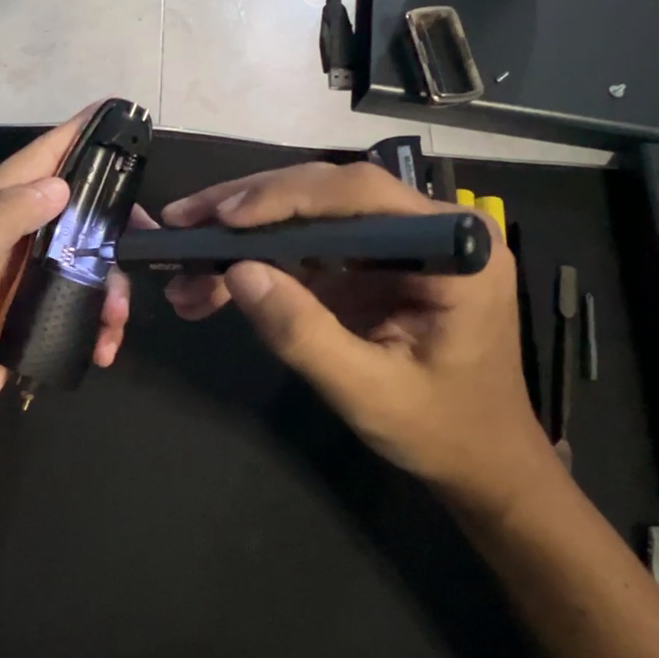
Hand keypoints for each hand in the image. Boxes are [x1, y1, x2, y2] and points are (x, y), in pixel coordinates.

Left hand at [0, 106, 135, 470]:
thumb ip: (5, 218)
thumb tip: (60, 184)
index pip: (37, 158)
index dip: (77, 134)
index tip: (120, 113)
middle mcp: (5, 236)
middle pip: (74, 209)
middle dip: (115, 224)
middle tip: (150, 242)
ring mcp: (19, 277)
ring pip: (85, 260)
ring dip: (110, 286)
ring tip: (117, 318)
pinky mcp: (30, 314)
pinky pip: (78, 304)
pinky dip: (98, 322)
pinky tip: (104, 346)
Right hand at [162, 162, 553, 511]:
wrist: (478, 462)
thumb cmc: (441, 428)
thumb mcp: (367, 389)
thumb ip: (304, 332)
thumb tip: (238, 272)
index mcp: (454, 247)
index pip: (360, 195)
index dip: (284, 197)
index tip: (221, 218)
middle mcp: (426, 229)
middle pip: (324, 195)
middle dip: (245, 211)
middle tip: (179, 222)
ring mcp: (393, 247)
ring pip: (303, 219)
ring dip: (239, 240)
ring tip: (180, 267)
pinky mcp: (367, 268)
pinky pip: (301, 251)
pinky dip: (253, 266)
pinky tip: (207, 287)